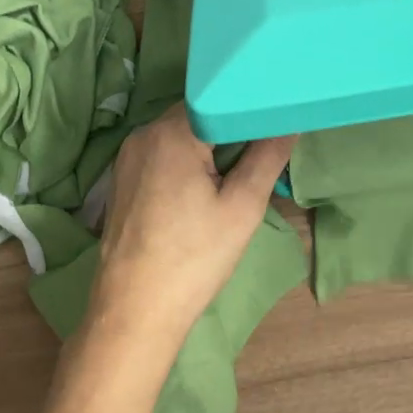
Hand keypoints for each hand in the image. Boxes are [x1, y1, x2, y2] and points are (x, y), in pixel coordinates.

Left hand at [90, 105, 296, 342]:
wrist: (134, 315)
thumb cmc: (193, 259)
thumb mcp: (242, 207)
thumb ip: (267, 156)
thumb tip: (288, 120)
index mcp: (171, 132)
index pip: (219, 97)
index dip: (249, 106)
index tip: (275, 117)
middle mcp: (144, 135)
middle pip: (199, 115)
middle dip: (231, 129)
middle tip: (265, 148)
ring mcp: (128, 158)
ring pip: (181, 136)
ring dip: (210, 148)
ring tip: (241, 169)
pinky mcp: (123, 181)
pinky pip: (163, 155)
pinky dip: (188, 163)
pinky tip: (207, 189)